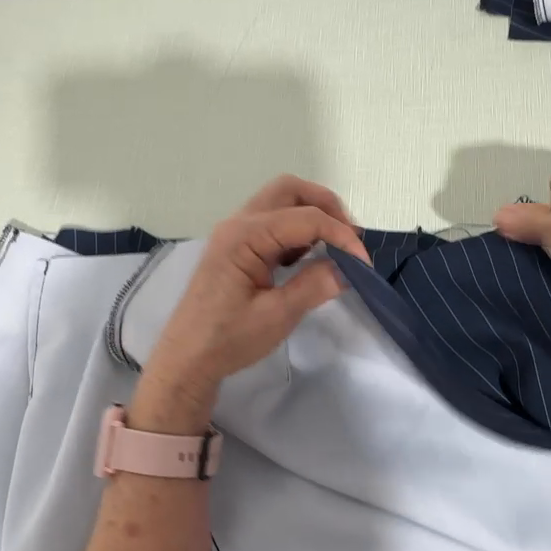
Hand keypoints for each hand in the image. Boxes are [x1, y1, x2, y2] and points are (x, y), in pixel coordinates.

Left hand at [133, 176, 369, 431]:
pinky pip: (271, 223)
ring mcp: (233, 234)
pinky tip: (308, 257)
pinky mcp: (235, 248)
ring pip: (280, 202)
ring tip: (334, 248)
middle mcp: (237, 225)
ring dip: (311, 216)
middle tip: (350, 240)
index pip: (305, 218)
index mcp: (244, 237)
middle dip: (326, 208)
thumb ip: (313, 286)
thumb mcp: (276, 316)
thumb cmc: (227, 340)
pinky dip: (296, 230)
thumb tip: (346, 269)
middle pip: (290, 191)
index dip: (341, 236)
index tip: (363, 265)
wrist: (187, 359)